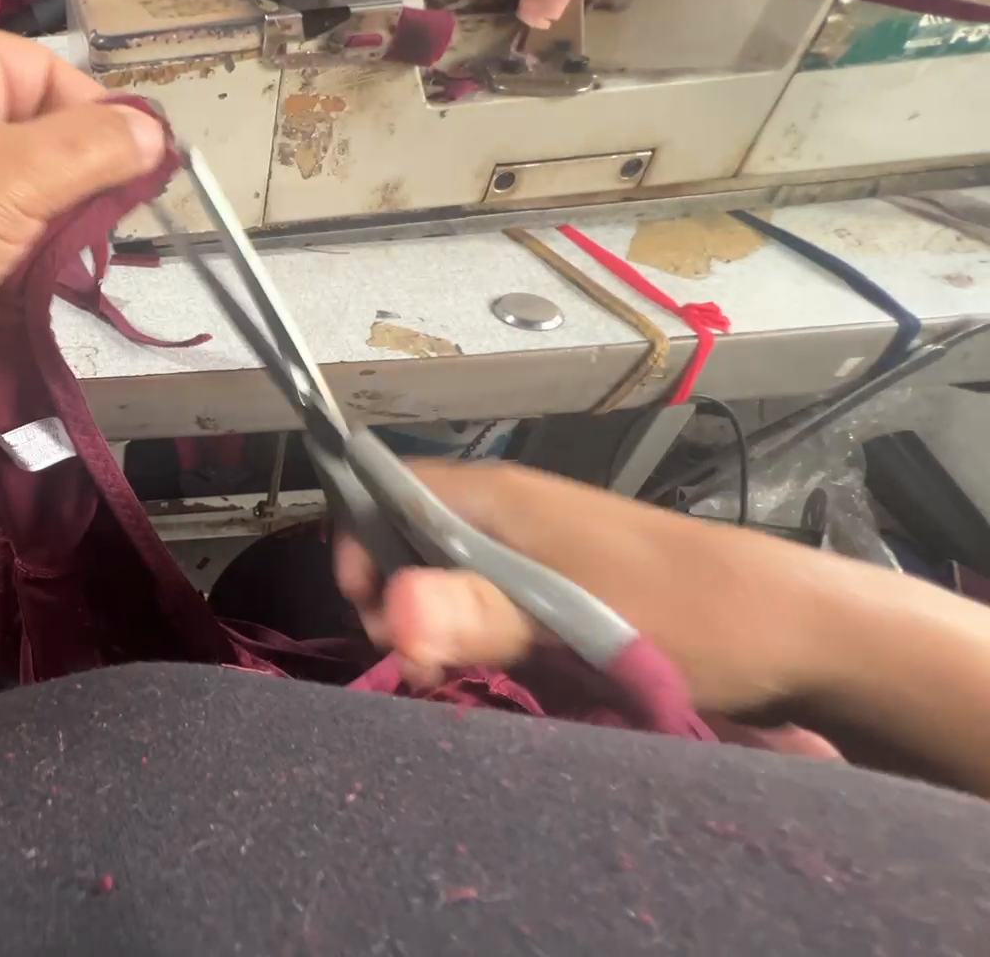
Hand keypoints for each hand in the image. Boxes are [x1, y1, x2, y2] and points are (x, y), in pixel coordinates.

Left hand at [0, 26, 166, 377]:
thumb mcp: (22, 173)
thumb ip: (97, 146)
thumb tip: (156, 133)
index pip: (43, 69)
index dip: (95, 111)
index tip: (139, 158)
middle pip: (37, 122)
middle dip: (78, 167)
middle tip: (111, 206)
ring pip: (26, 176)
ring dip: (58, 208)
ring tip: (78, 236)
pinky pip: (5, 215)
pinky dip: (33, 236)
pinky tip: (49, 258)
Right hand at [333, 461, 890, 714]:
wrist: (804, 631)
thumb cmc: (683, 612)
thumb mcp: (573, 619)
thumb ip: (477, 614)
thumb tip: (389, 615)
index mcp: (488, 493)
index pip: (380, 493)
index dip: (355, 543)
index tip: (370, 610)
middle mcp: (494, 505)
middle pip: (399, 533)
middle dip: (388, 592)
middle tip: (414, 656)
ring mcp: (522, 538)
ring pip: (434, 565)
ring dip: (426, 615)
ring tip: (448, 666)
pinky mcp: (546, 573)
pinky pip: (474, 588)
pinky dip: (464, 623)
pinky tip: (487, 658)